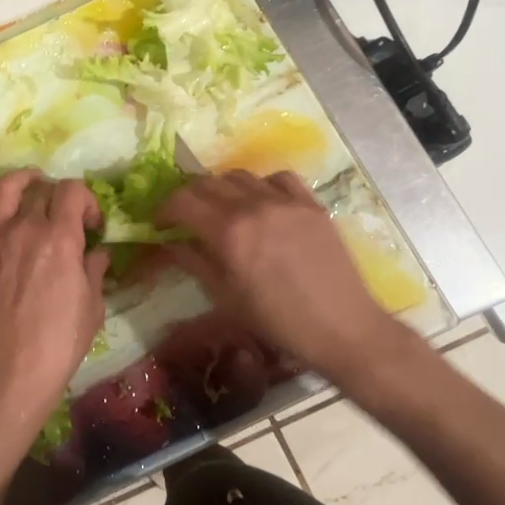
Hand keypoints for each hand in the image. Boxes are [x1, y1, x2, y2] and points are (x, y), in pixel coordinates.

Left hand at [0, 160, 108, 431]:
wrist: (14, 366)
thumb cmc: (61, 340)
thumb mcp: (92, 305)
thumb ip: (94, 270)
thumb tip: (96, 252)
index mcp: (61, 237)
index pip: (73, 192)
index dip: (87, 201)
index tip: (92, 226)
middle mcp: (27, 226)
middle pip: (43, 190)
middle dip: (60, 197)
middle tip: (66, 219)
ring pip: (7, 187)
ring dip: (23, 180)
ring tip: (33, 184)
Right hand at [156, 169, 408, 382]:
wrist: (344, 329)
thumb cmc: (278, 322)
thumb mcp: (226, 298)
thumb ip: (193, 263)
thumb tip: (168, 243)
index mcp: (228, 232)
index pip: (182, 201)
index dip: (163, 209)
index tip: (159, 223)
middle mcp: (253, 206)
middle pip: (206, 182)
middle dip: (188, 197)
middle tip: (185, 216)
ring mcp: (284, 201)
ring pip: (239, 175)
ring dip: (221, 188)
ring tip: (223, 208)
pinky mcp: (310, 204)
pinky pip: (278, 177)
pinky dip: (261, 184)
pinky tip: (262, 202)